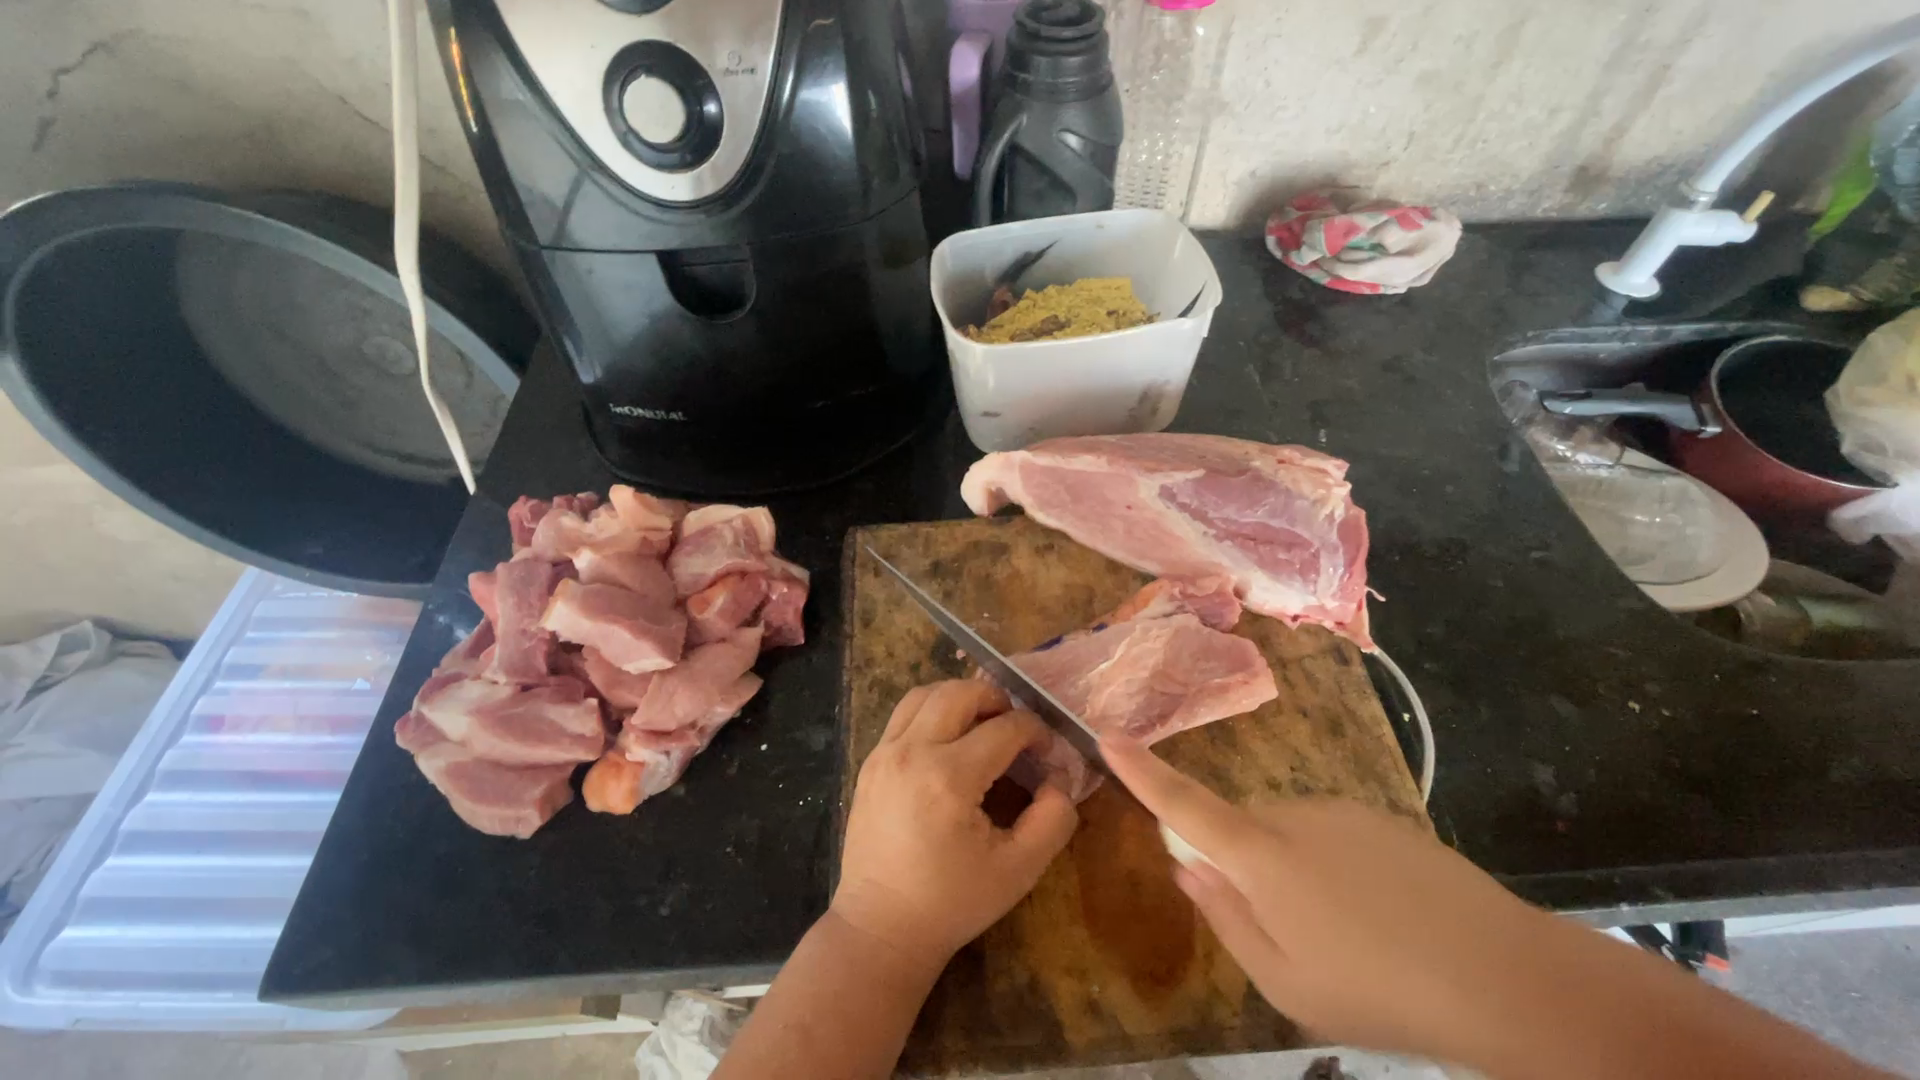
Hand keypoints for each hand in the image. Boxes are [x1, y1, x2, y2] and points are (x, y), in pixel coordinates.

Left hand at [833, 680, 1079, 969]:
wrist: (882, 927)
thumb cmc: (954, 902)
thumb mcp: (1020, 869)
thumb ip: (1054, 818)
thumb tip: (1059, 777)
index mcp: (949, 777)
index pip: (1005, 728)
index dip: (1035, 731)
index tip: (1047, 751)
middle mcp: (912, 752)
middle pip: (959, 693)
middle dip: (997, 699)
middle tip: (1016, 726)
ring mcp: (884, 754)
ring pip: (924, 694)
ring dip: (960, 698)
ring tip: (982, 724)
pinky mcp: (869, 764)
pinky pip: (903, 716)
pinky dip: (931, 713)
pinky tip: (949, 742)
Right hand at [1102, 736, 1548, 1058]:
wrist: (1503, 976)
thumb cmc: (1377, 990)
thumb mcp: (1284, 984)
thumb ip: (1225, 918)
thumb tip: (1185, 865)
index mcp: (1260, 857)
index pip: (1182, 804)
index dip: (1141, 771)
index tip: (1106, 735)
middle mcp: (1293, 816)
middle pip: (1240, 827)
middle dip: (1242, 865)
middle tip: (1286, 932)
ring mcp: (1342, 812)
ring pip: (1288, 833)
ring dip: (1292, 871)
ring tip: (1347, 936)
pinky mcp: (1383, 818)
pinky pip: (1330, 835)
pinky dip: (1333, 867)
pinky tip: (1380, 917)